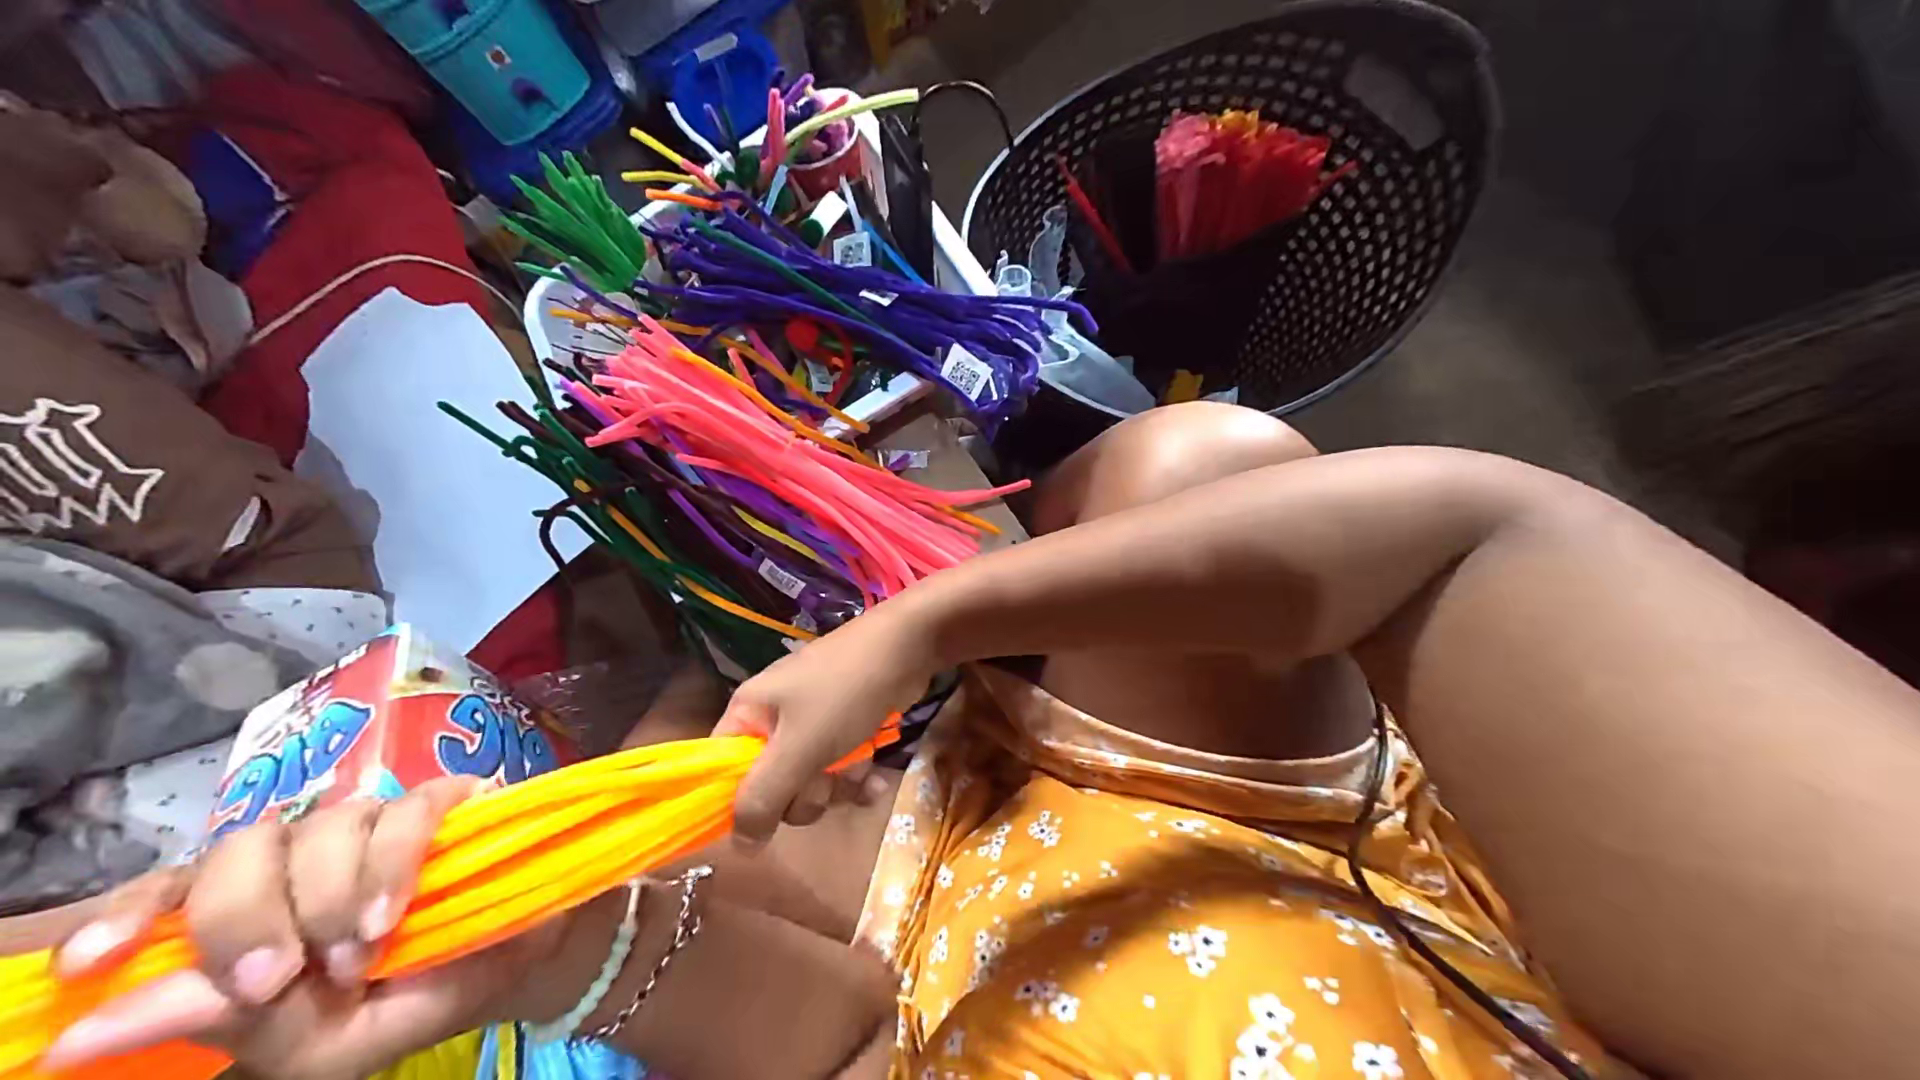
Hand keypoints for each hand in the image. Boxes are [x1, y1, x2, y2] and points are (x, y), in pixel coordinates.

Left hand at [43, 779, 590, 1079]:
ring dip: (334, 897)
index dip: (129, 911)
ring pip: (328, 827)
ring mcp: (381, 821)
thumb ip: (228, 1026)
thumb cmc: (411, 1004)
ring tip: (365, 952)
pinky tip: (394, 912)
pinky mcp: (447, 799)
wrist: (516, 964)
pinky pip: (408, 811)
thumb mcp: (316, 1042)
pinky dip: (392, 862)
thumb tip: (83, 1037)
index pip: (174, 886)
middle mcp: (308, 856)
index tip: (95, 963)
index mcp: (260, 913)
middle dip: (247, 915)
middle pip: (245, 847)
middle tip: (281, 976)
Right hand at [714, 600, 941, 844]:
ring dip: (838, 786)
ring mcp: (812, 723)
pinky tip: (877, 780)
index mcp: (749, 714)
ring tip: (859, 765)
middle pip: (773, 786)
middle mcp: (775, 720)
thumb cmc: (845, 692)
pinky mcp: (845, 728)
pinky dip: (858, 778)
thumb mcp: (799, 747)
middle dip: (806, 793)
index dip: (741, 801)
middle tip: (824, 775)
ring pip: (811, 783)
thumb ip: (764, 797)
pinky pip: (841, 770)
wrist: (907, 646)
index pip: (722, 771)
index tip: (768, 815)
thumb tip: (739, 846)